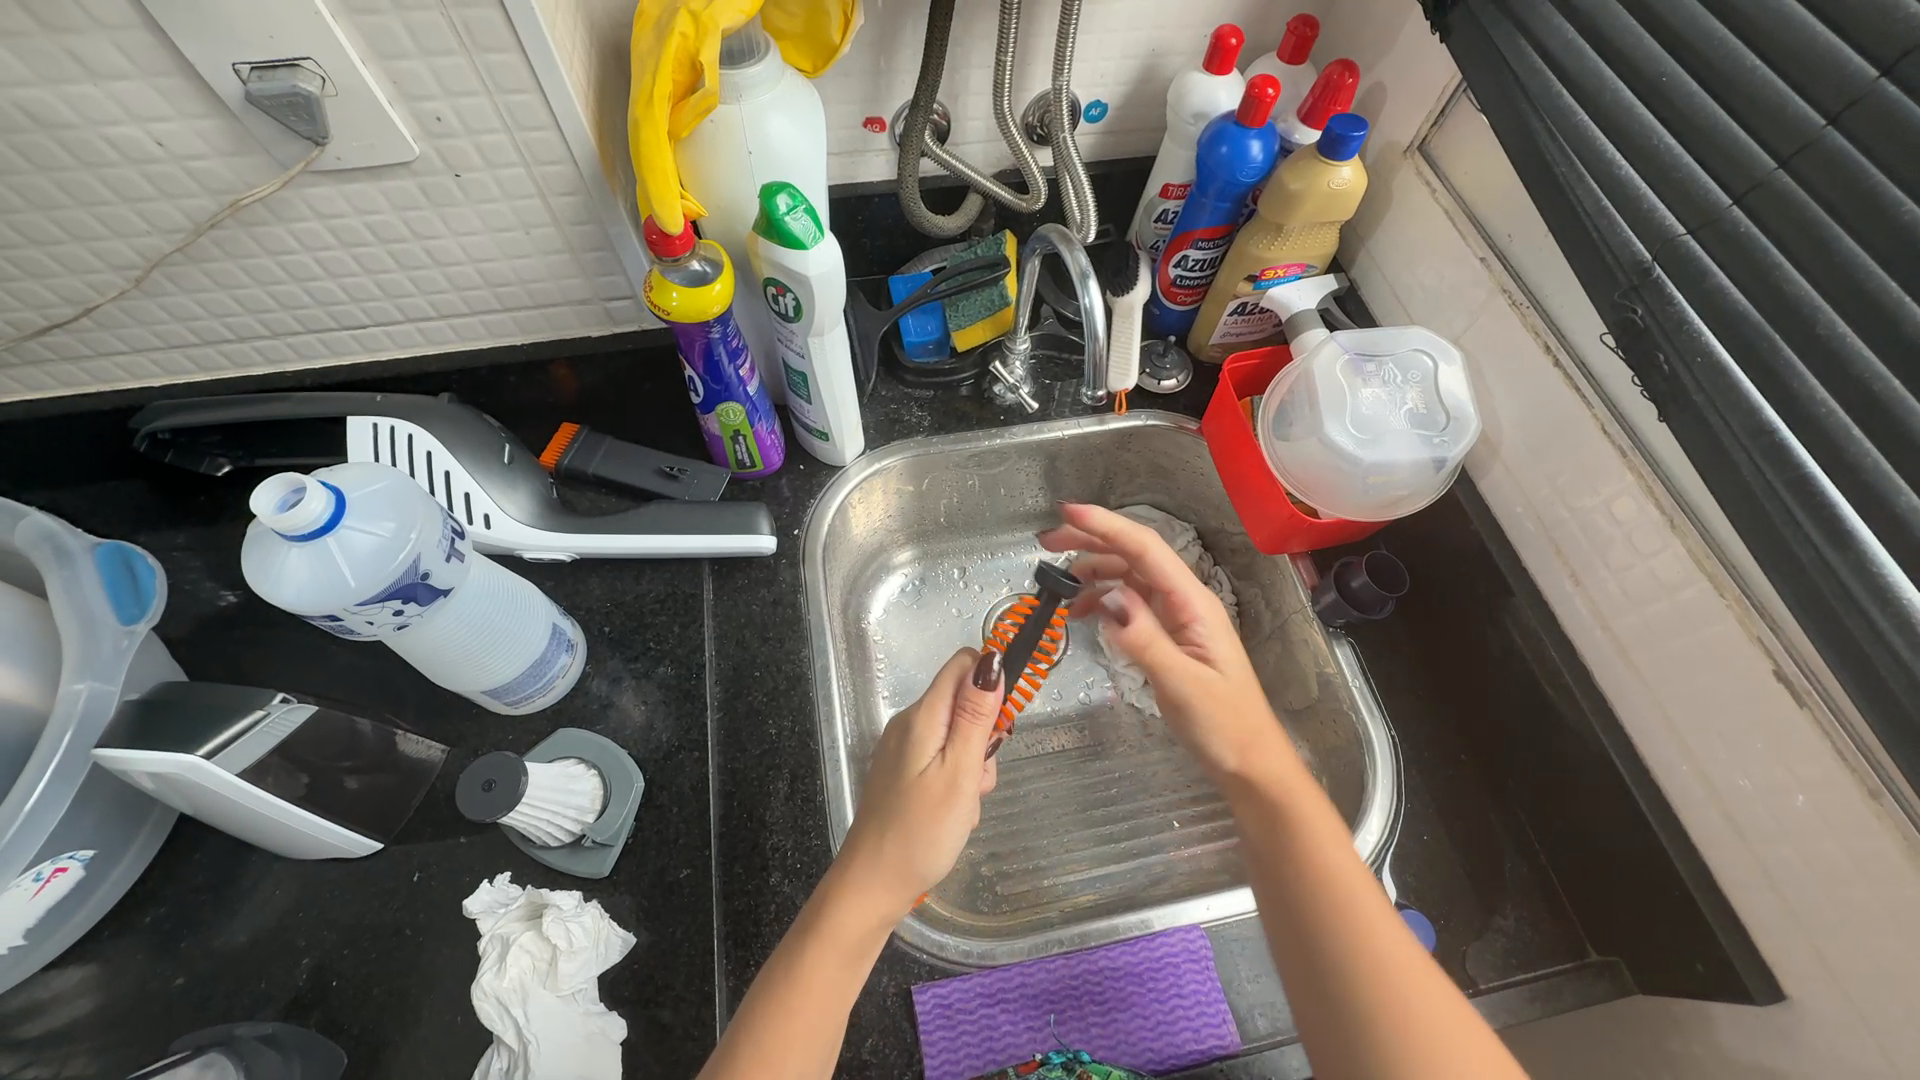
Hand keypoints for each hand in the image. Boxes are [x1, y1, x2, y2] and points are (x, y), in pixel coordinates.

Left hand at [834, 647, 1002, 919]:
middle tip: (978, 779)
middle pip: (966, 703)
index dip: (992, 681)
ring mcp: (906, 748)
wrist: (874, 884)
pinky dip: (959, 782)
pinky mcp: (906, 772)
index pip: (964, 663)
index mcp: (923, 715)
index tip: (1003, 725)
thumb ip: (976, 715)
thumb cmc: (921, 831)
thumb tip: (992, 657)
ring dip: (975, 767)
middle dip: (986, 737)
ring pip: (960, 736)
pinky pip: (946, 761)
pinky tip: (954, 813)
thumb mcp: (960, 772)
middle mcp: (911, 723)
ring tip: (965, 804)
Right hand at [1040, 503, 1291, 779]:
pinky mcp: (1169, 635)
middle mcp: (1185, 600)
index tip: (1068, 513)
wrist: (1250, 760)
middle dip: (1092, 540)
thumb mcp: (1181, 685)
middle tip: (1048, 541)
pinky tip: (1083, 613)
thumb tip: (1107, 599)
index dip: (1106, 527)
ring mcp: (1177, 617)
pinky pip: (1131, 604)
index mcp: (1193, 603)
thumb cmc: (1223, 726)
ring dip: (1094, 571)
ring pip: (1130, 576)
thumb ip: (1144, 639)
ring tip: (1059, 583)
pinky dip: (1103, 600)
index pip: (1145, 549)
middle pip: (1135, 554)